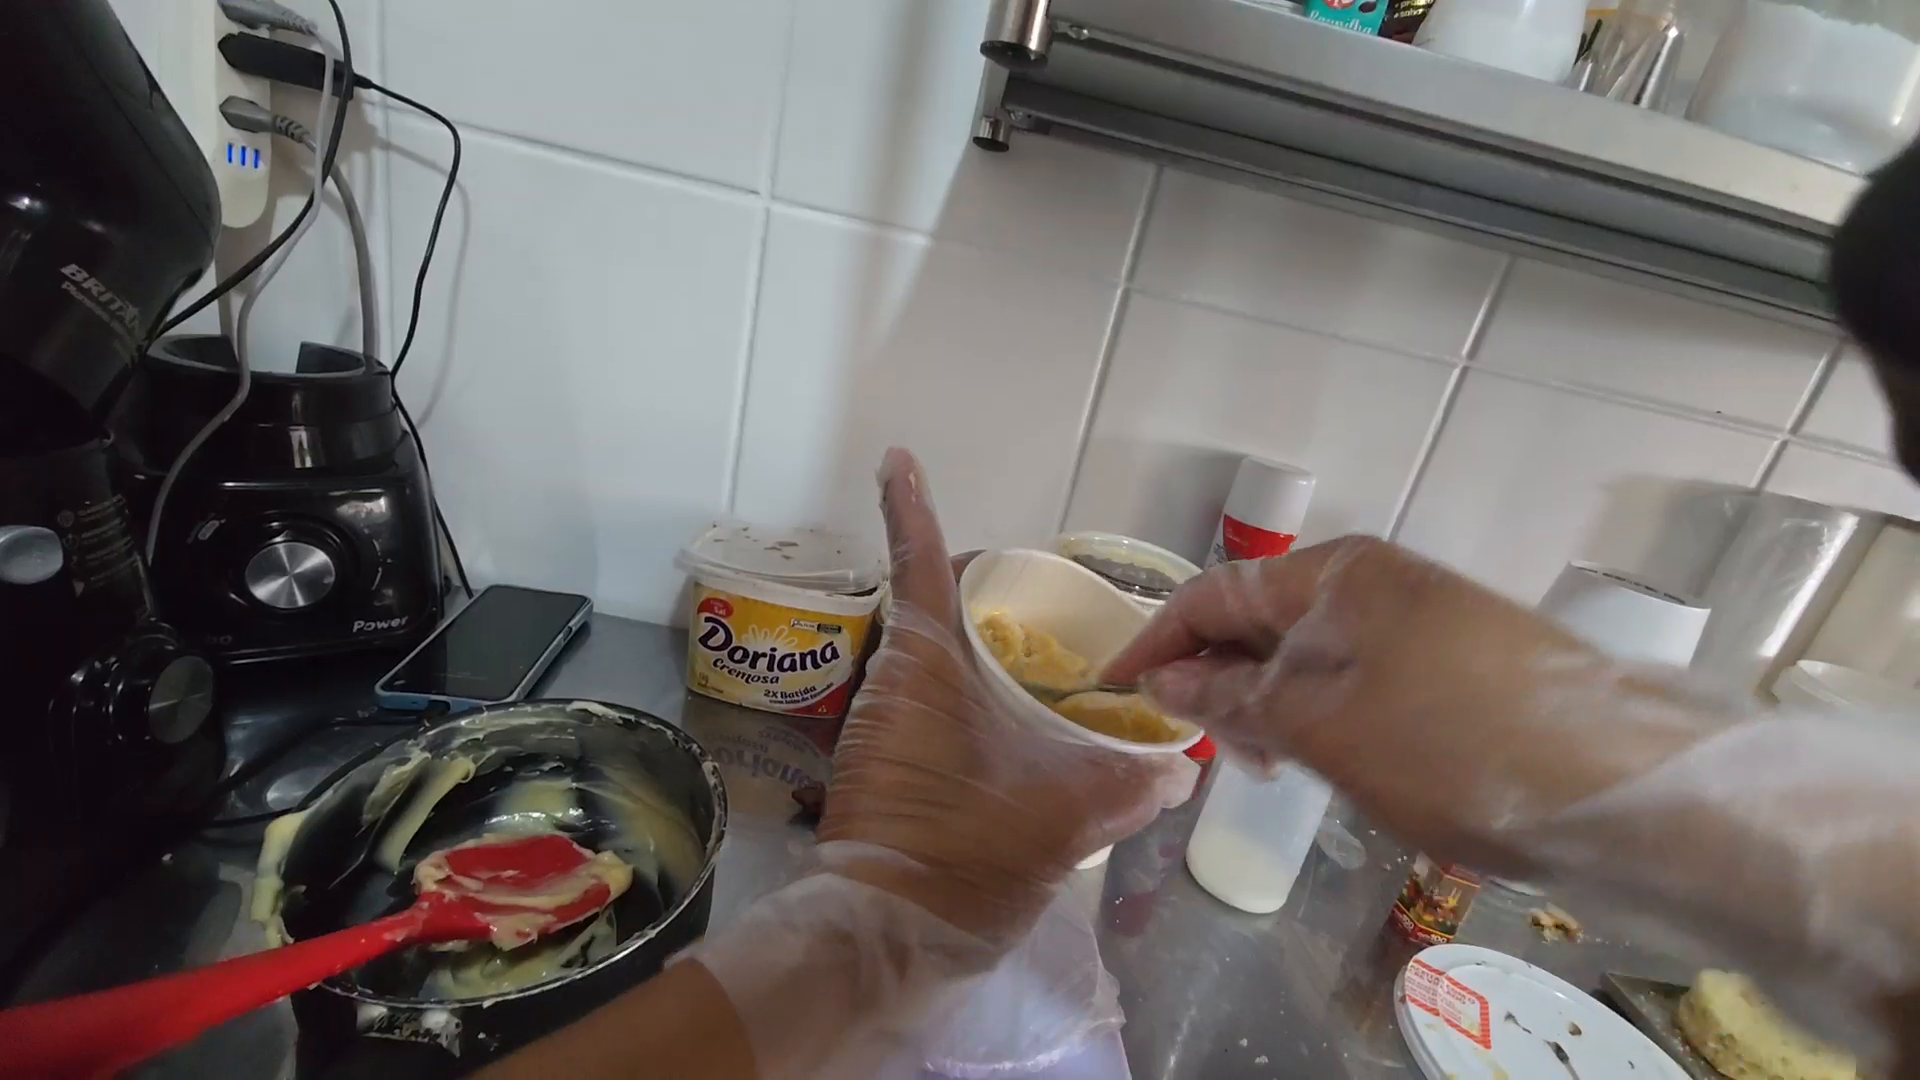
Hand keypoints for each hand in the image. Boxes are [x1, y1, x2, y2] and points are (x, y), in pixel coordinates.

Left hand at [819, 449, 1194, 945]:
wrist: (885, 933)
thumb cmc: (964, 854)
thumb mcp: (1065, 814)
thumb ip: (1132, 783)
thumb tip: (1184, 764)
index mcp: (926, 665)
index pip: (917, 564)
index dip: (907, 505)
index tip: (897, 458)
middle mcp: (896, 677)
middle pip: (930, 599)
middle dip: (977, 584)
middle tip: (1038, 593)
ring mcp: (882, 716)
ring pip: (931, 649)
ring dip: (977, 638)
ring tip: (1038, 651)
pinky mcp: (883, 752)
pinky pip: (927, 691)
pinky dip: (967, 681)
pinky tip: (1009, 709)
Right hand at [1104, 536, 1728, 872]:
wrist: (1629, 787)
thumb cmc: (1448, 743)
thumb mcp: (1318, 722)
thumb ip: (1230, 694)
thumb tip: (1163, 676)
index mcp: (1330, 575)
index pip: (1211, 595)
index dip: (1155, 639)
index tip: (1114, 684)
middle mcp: (1367, 582)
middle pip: (1256, 620)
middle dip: (1214, 675)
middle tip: (1202, 740)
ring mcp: (1410, 619)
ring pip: (1302, 653)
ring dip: (1264, 700)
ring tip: (1263, 760)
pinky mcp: (1443, 660)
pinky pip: (1348, 675)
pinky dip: (1314, 711)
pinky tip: (1318, 753)